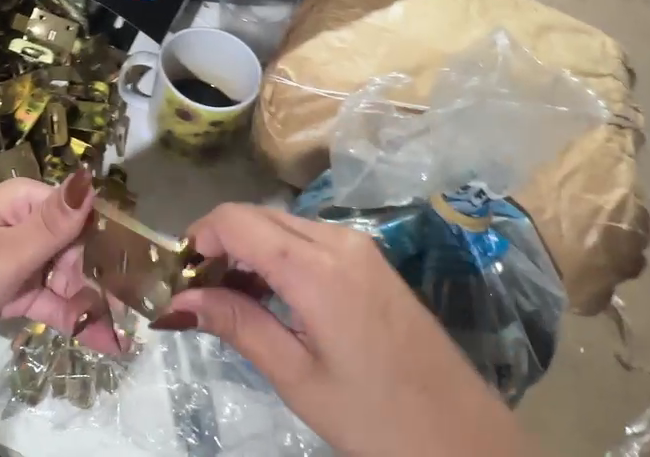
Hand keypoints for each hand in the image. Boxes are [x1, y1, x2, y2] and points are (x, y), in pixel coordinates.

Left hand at [0, 171, 124, 359]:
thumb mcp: (7, 252)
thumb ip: (54, 224)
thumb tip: (90, 177)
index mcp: (20, 201)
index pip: (75, 211)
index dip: (100, 239)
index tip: (127, 271)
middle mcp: (22, 224)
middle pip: (74, 246)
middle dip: (98, 278)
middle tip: (125, 313)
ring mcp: (16, 260)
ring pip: (65, 277)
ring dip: (91, 303)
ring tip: (124, 335)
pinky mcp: (10, 291)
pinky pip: (48, 301)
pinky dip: (71, 318)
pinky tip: (104, 340)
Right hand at [158, 204, 533, 456]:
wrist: (471, 445)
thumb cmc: (378, 420)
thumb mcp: (298, 378)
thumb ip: (237, 325)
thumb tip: (179, 298)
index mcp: (316, 268)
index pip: (235, 219)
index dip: (198, 237)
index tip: (180, 276)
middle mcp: (337, 240)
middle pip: (256, 215)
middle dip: (219, 243)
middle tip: (198, 292)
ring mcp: (359, 247)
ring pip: (280, 224)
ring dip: (247, 249)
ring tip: (230, 300)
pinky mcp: (371, 262)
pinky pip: (307, 239)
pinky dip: (277, 255)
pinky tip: (271, 298)